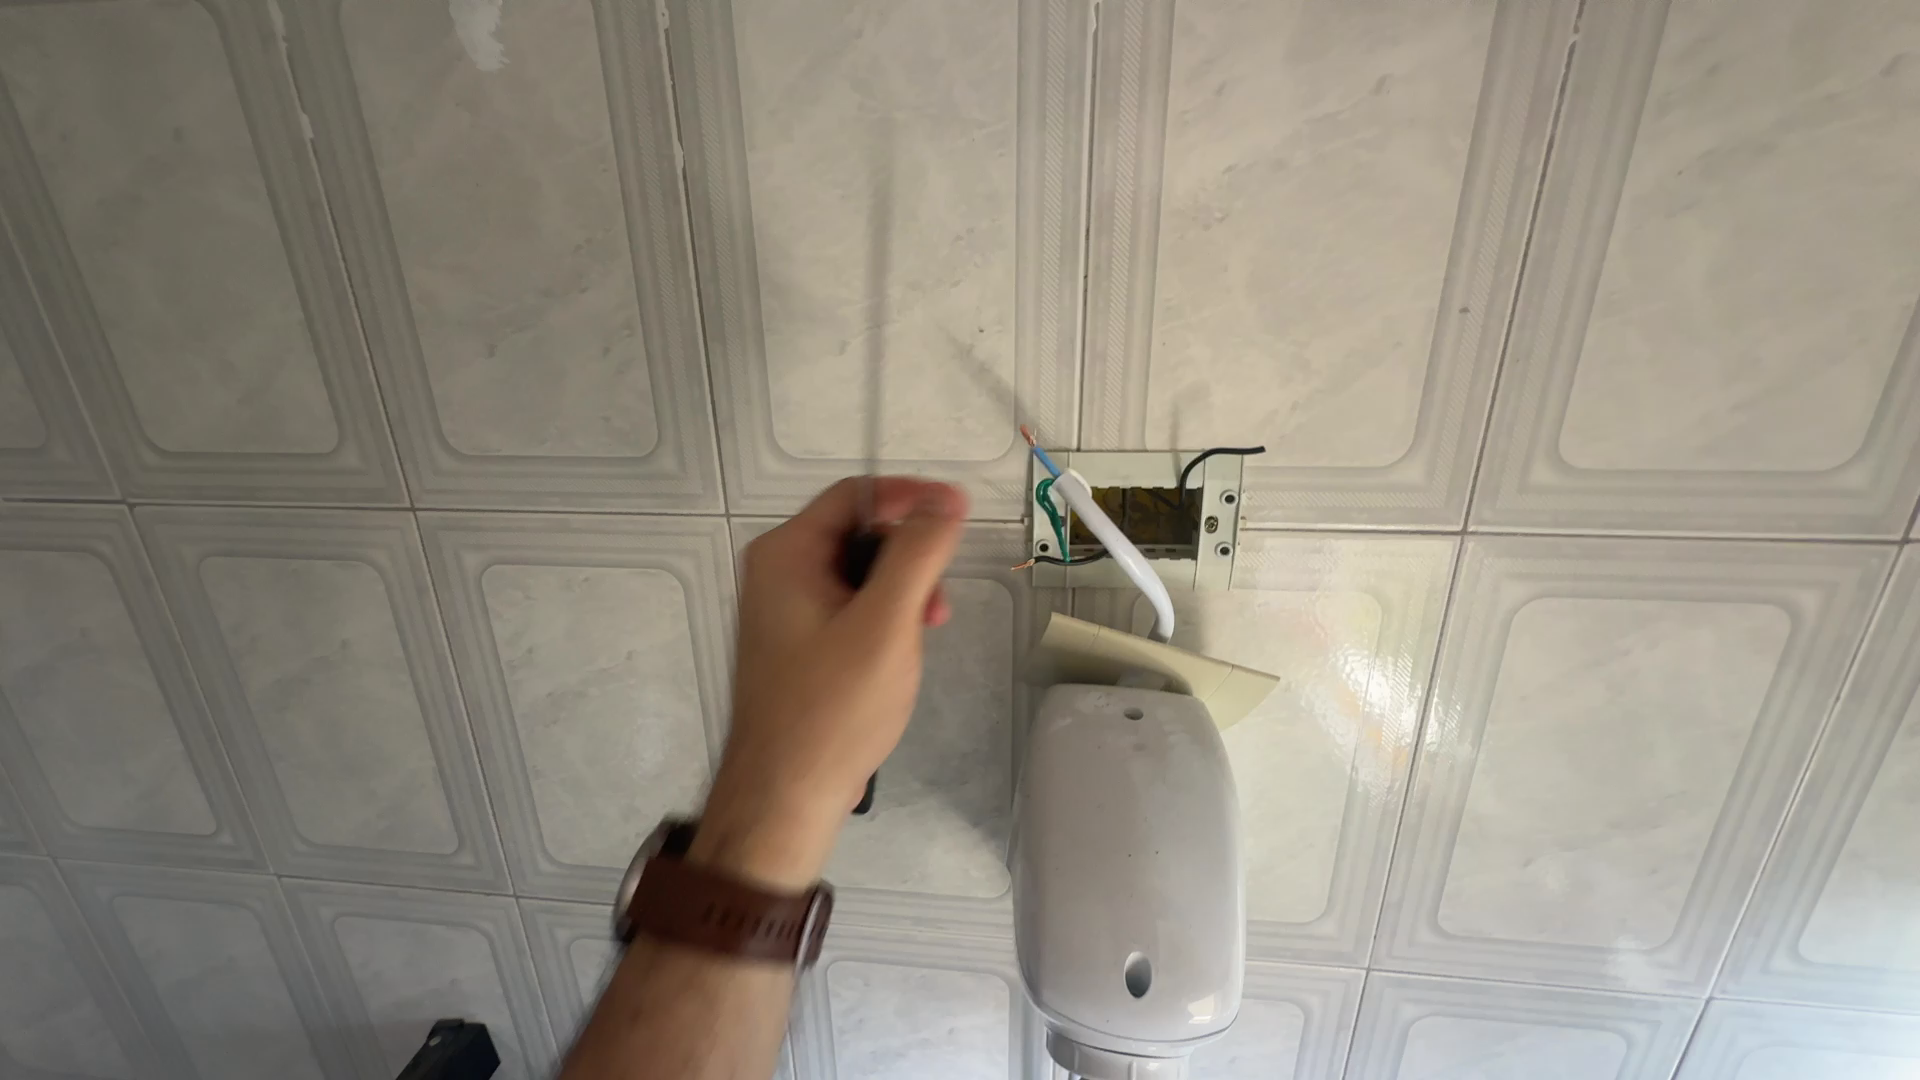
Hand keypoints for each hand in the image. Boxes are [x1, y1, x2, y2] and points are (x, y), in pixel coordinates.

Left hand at [690, 476, 967, 888]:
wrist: (786, 798)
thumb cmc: (834, 708)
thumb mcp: (885, 623)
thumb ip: (917, 554)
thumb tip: (946, 499)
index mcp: (786, 554)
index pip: (857, 496)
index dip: (912, 496)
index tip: (960, 512)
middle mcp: (779, 571)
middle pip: (861, 535)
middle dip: (909, 560)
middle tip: (939, 604)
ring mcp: (788, 609)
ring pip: (862, 574)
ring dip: (902, 594)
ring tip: (923, 635)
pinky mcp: (801, 641)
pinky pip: (852, 607)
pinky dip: (884, 619)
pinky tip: (898, 654)